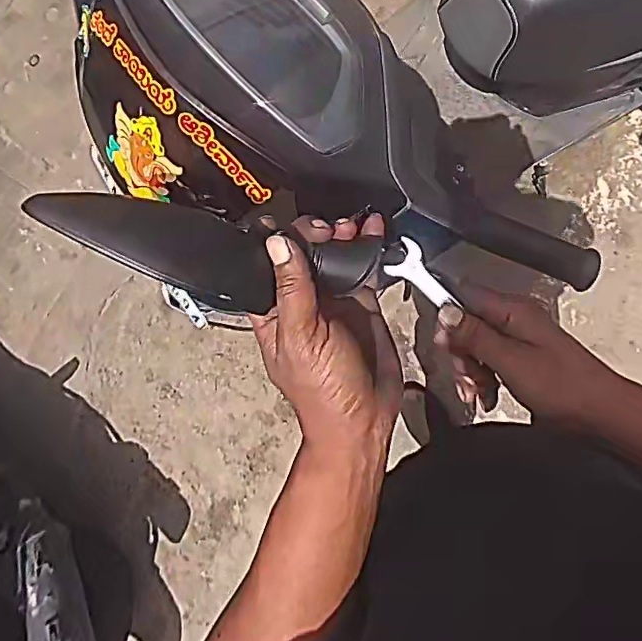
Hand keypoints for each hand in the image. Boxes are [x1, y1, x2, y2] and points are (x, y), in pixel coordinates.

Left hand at [250, 215, 401, 454]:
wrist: (365, 416)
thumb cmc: (322, 391)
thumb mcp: (301, 337)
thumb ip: (293, 289)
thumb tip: (278, 244)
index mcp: (275, 310)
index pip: (268, 264)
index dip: (277, 240)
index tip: (290, 224)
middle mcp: (303, 302)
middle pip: (305, 254)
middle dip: (316, 233)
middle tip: (328, 228)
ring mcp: (334, 301)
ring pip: (335, 257)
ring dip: (343, 236)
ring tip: (353, 226)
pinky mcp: (363, 303)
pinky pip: (364, 269)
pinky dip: (369, 249)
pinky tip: (372, 232)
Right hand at [431, 285, 633, 431]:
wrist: (599, 414)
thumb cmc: (566, 387)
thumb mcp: (511, 361)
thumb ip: (476, 335)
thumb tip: (446, 312)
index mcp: (515, 310)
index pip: (465, 296)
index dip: (448, 319)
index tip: (444, 345)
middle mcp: (517, 320)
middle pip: (468, 325)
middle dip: (461, 354)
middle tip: (469, 377)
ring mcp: (520, 341)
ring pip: (477, 347)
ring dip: (472, 371)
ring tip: (479, 392)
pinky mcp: (523, 362)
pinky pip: (491, 363)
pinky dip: (485, 380)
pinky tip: (489, 396)